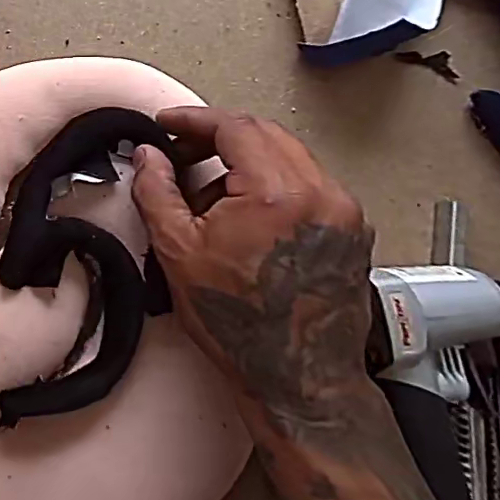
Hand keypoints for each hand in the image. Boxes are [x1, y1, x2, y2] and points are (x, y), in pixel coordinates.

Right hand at [130, 108, 374, 425]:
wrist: (298, 379)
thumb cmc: (242, 327)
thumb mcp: (177, 251)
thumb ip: (156, 191)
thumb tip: (148, 157)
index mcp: (279, 194)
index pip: (235, 127)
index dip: (193, 120)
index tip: (169, 124)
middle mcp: (322, 195)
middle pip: (264, 133)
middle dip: (216, 137)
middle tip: (180, 152)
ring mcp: (343, 213)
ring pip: (286, 156)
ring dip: (242, 162)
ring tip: (206, 196)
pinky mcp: (351, 230)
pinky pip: (305, 183)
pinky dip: (268, 184)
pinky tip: (240, 215)